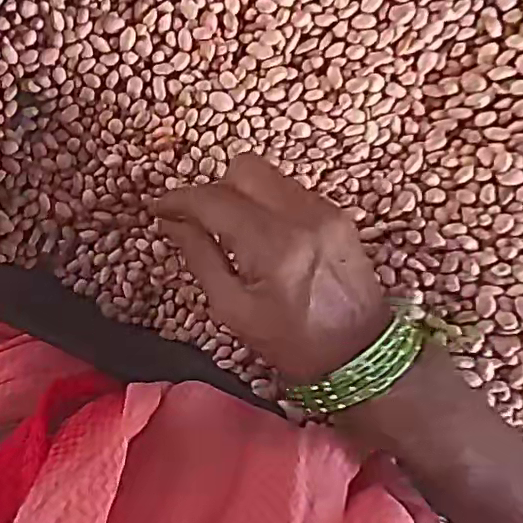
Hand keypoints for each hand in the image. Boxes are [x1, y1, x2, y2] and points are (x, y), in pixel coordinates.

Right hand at [152, 153, 391, 382]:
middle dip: (214, 188)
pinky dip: (265, 203)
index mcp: (273, 246)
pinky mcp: (337, 213)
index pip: (214, 200)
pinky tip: (262, 236)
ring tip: (231, 230)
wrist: (362, 354)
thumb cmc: (292, 341)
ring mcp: (325, 210)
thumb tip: (172, 223)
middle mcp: (302, 216)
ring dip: (240, 193)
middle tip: (200, 219)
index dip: (179, 199)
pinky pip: (287, 189)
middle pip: (243, 168)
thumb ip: (200, 256)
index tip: (160, 207)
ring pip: (266, 174)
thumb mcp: (233, 308)